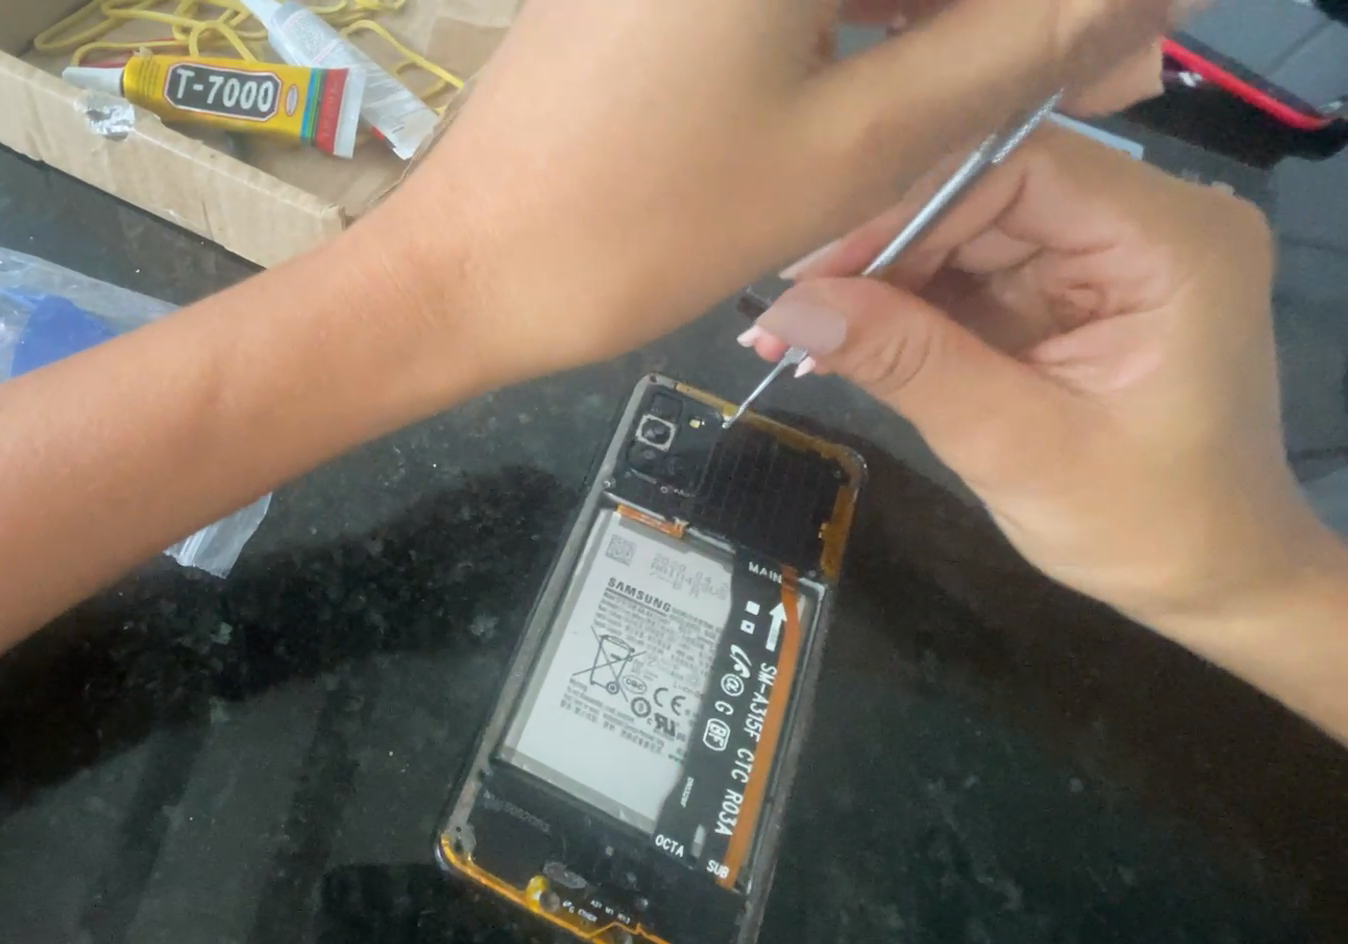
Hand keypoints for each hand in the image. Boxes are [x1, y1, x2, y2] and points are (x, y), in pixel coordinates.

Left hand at [356, 0, 1175, 380]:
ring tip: (974, 95)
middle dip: (988, 6)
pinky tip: (871, 76)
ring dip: (918, 14)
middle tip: (1073, 72)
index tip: (1122, 33)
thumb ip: (1013, 45)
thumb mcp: (843, 151)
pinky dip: (832, 23)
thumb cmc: (635, 233)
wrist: (458, 279)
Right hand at [743, 128, 1336, 626]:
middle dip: (868, 261)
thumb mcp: (1007, 439)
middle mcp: (1126, 230)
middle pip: (971, 202)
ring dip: (861, 293)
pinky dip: (881, 318)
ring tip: (782, 341)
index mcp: (1162, 242)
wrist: (1190, 569)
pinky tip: (826, 348)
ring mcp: (1080, 265)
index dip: (903, 212)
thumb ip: (904, 362)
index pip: (1015, 173)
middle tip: (777, 320)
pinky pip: (945, 286)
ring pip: (946, 243)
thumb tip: (790, 310)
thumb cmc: (1132, 515)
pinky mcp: (1040, 302)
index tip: (810, 279)